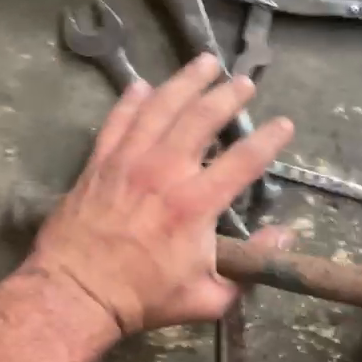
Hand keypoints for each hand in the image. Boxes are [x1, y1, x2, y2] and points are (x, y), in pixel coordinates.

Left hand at [24, 54, 293, 335]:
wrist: (77, 294)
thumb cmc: (147, 299)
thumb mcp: (212, 296)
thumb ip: (252, 266)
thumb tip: (285, 238)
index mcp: (196, 205)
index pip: (243, 161)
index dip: (269, 140)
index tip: (284, 124)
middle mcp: (164, 172)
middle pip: (201, 118)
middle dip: (227, 95)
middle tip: (245, 81)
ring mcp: (128, 162)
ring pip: (160, 108)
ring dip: (185, 82)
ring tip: (205, 63)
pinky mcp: (99, 164)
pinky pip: (118, 120)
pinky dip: (132, 100)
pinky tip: (145, 86)